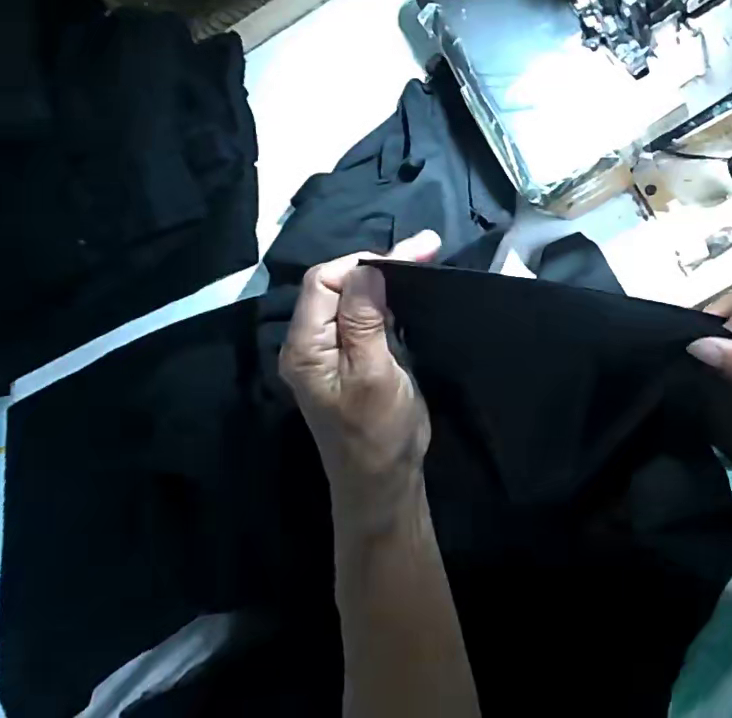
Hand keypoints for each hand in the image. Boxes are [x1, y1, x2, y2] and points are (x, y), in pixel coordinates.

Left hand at [280, 230, 443, 535]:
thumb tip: (366, 269)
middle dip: (379, 264)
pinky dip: (387, 297)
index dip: (364, 263)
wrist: (383, 482)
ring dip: (385, 278)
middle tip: (425, 249)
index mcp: (306, 346)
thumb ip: (364, 321)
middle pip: (336, 284)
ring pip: (351, 295)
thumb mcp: (373, 376)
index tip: (410, 256)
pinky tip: (411, 287)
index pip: (325, 282)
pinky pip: (363, 313)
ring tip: (423, 258)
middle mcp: (311, 341)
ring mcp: (330, 348)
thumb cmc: (378, 434)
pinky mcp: (350, 354)